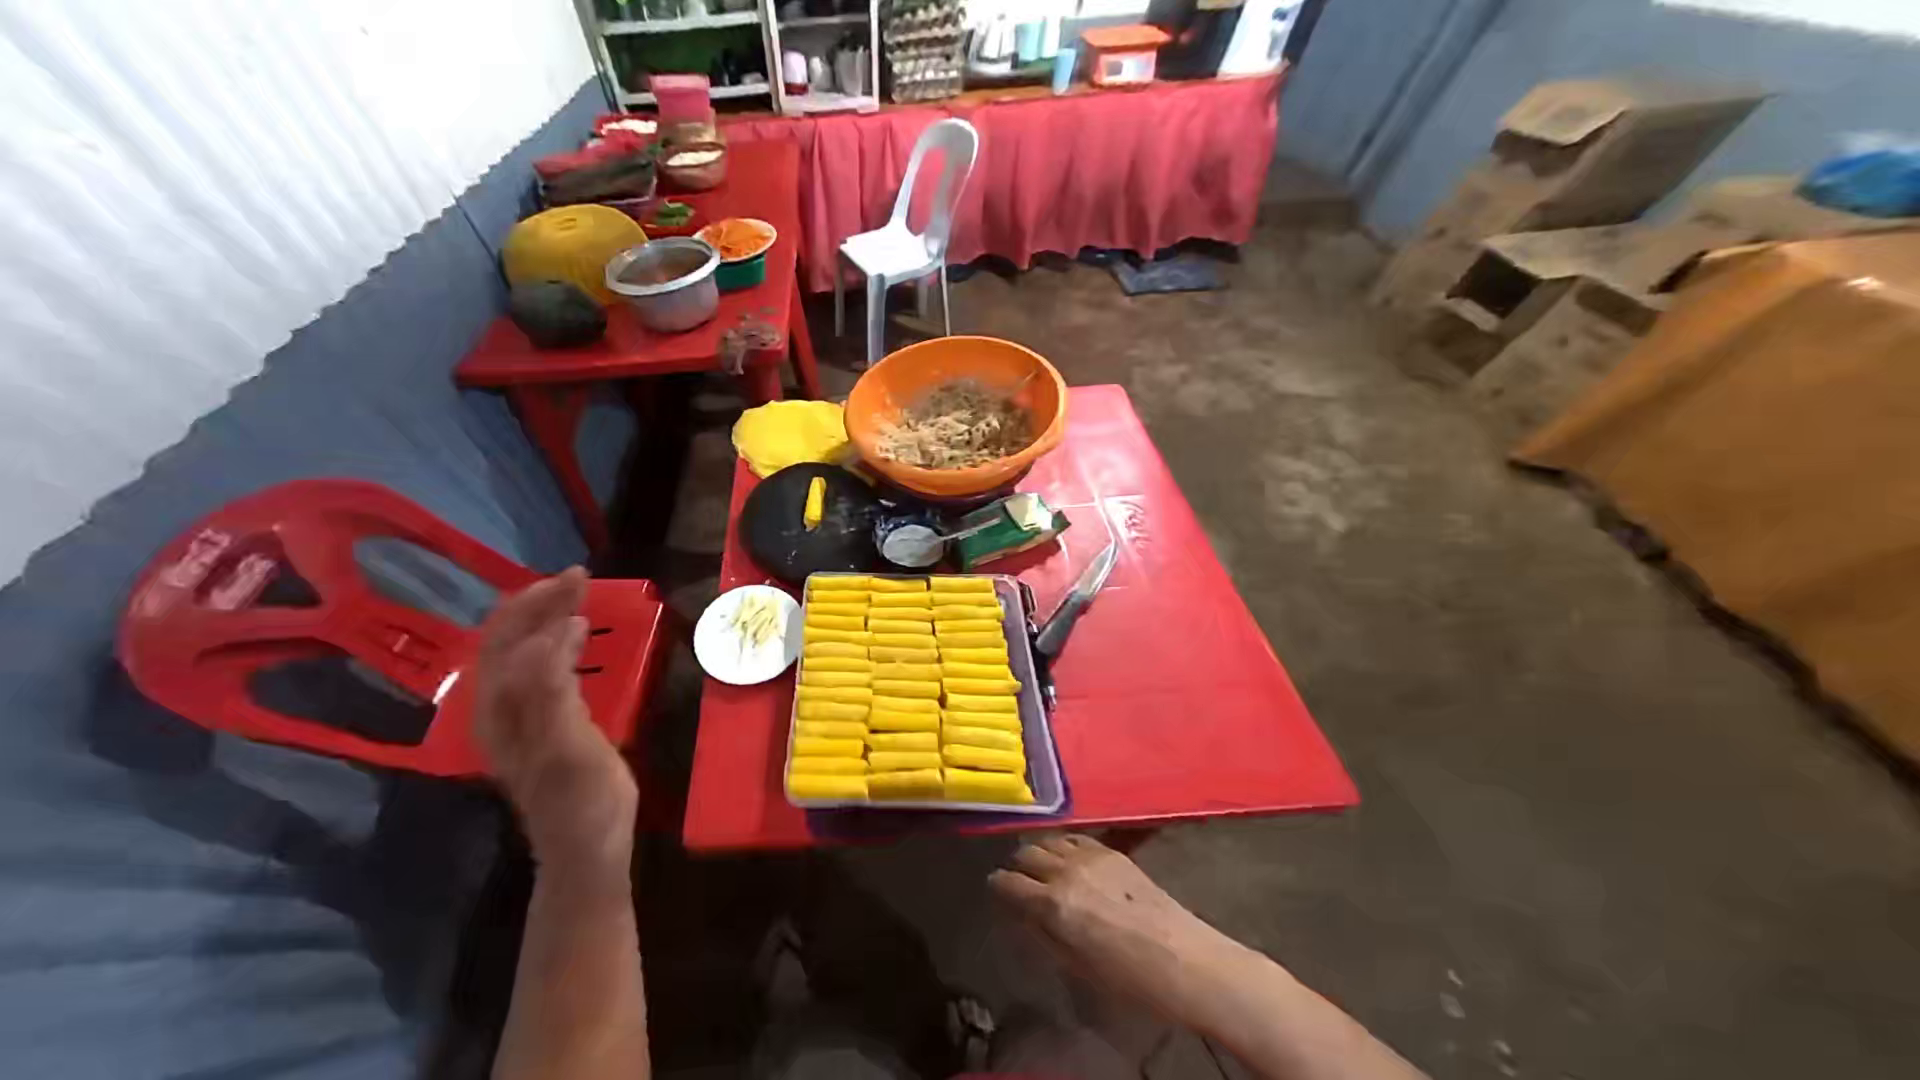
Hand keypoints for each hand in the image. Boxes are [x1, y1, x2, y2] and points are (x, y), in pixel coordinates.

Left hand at [473, 568, 636, 878]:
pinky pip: (539, 669)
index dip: (539, 605)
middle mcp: (499, 710)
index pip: (509, 641)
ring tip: (578, 596)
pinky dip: (556, 642)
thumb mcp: (569, 746)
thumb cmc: (582, 801)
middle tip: (580, 578)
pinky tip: (577, 637)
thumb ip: (555, 690)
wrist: (586, 850)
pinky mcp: (543, 726)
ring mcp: (519, 719)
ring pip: (521, 654)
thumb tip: (557, 632)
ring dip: (545, 619)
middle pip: (508, 641)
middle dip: (540, 604)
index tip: (579, 578)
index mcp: (500, 712)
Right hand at [989, 834, 1250, 1029]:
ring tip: (1044, 868)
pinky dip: (1064, 845)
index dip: (998, 886)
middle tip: (1020, 880)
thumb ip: (1043, 933)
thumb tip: (1021, 914)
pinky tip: (1070, 859)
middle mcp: (1066, 871)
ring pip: (1049, 840)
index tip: (997, 890)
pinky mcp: (1112, 850)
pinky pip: (1075, 837)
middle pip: (1026, 854)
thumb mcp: (1075, 965)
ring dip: (1040, 852)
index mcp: (1053, 905)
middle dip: (1017, 866)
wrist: (1182, 958)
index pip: (1008, 883)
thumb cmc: (1128, 977)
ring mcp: (1090, 855)